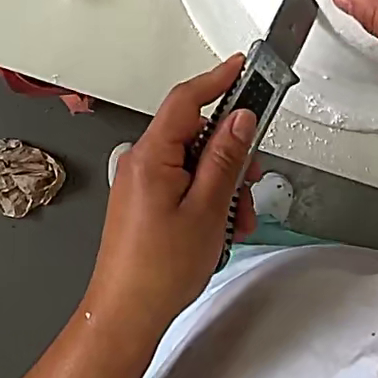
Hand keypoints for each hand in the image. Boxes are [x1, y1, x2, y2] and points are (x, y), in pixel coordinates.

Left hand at [85, 57, 258, 332]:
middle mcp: (140, 163)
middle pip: (196, 135)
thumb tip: (239, 119)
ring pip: (195, 164)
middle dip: (231, 156)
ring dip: (223, 186)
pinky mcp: (145, 200)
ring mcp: (140, 182)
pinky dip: (208, 199)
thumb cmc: (158, 269)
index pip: (185, 100)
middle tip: (250, 182)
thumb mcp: (207, 208)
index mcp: (150, 156)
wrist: (127, 310)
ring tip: (233, 222)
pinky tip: (220, 228)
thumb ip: (225, 158)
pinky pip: (183, 184)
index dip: (217, 79)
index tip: (243, 67)